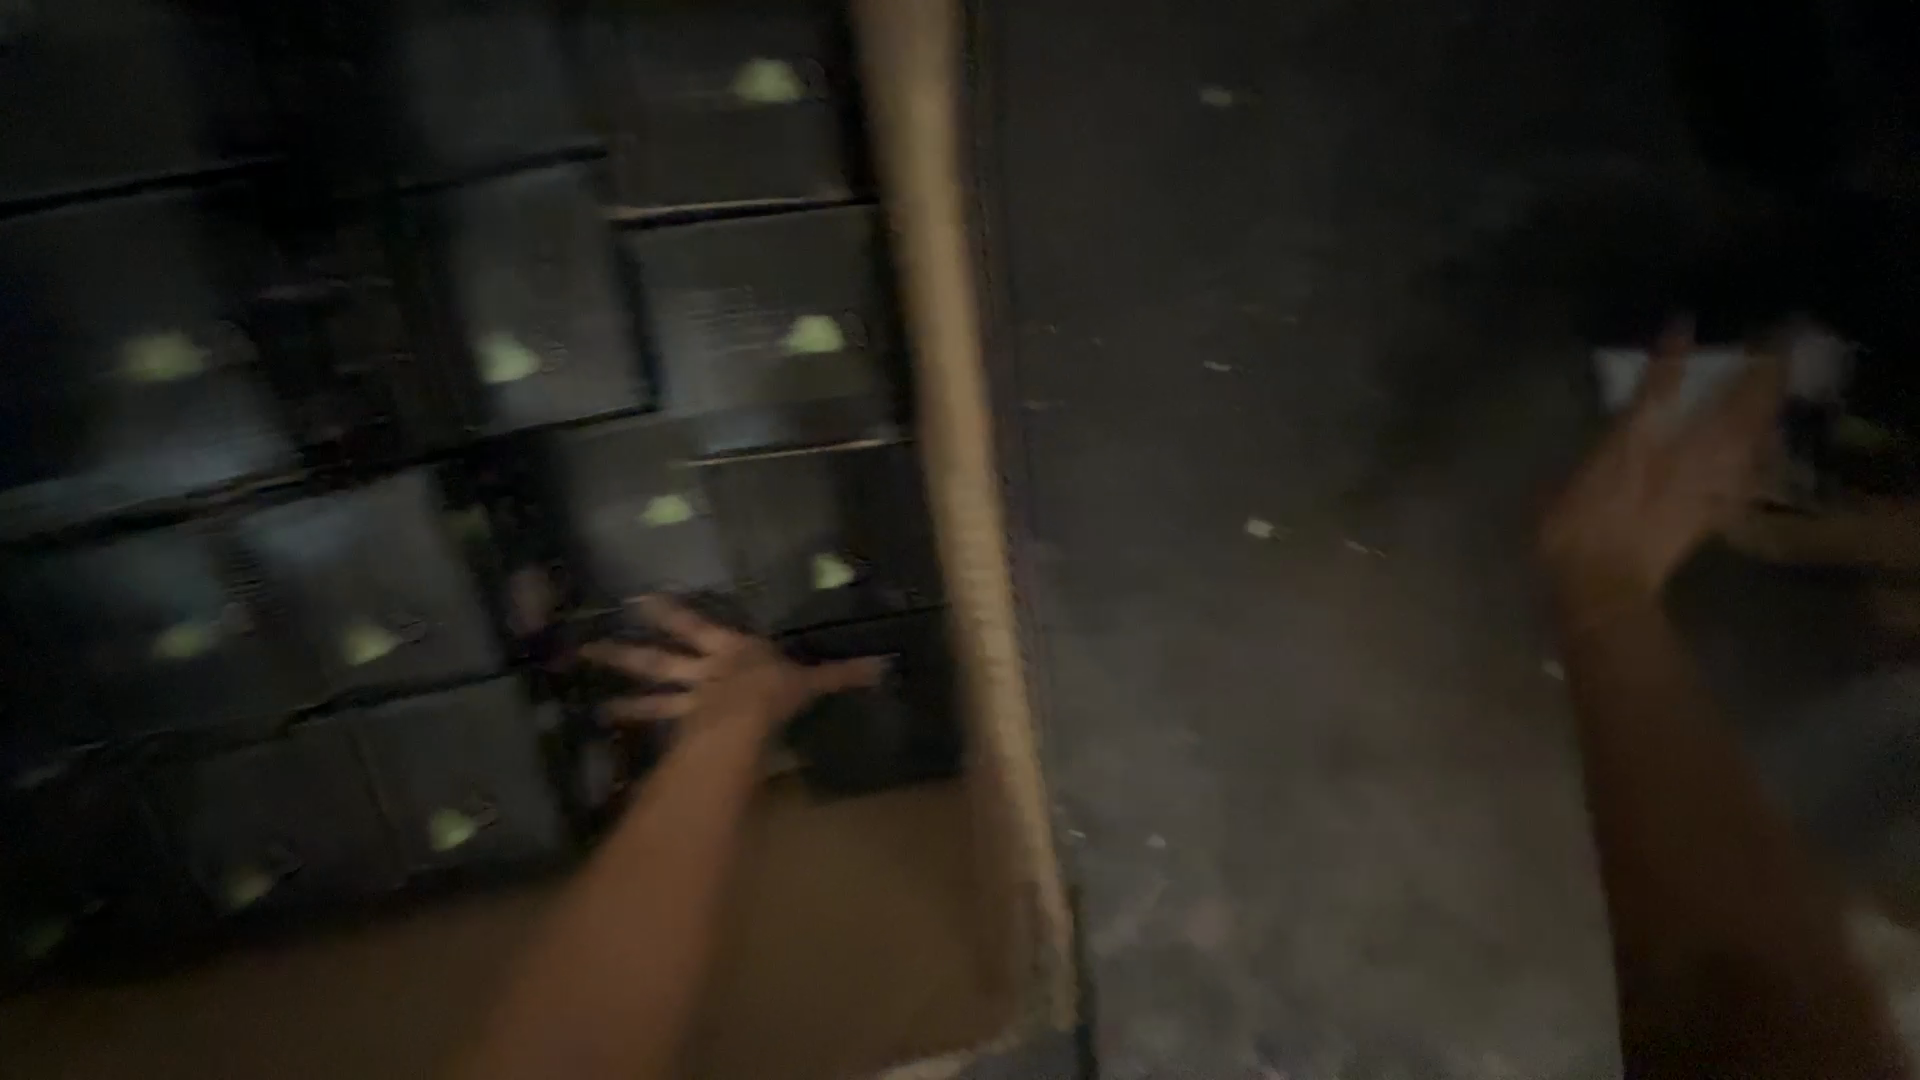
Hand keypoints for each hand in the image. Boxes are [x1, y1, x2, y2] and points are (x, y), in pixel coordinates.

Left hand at [577, 596, 886, 735]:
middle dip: (628, 654)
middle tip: (588, 648)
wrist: (749, 718)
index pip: (695, 627)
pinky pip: (666, 729)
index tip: (640, 599)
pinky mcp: (689, 728)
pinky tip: (624, 738)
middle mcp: (703, 672)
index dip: (670, 614)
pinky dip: (646, 733)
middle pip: (661, 661)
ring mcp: (690, 701)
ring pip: (654, 695)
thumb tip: (882, 665)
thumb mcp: (811, 680)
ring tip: (597, 703)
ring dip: (628, 698)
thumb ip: (841, 674)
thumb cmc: (775, 690)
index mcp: (729, 651)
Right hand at [1541, 320, 1785, 611]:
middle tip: (1777, 339)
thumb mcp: (1550, 498)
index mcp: (1628, 449)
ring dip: (1766, 407)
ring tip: (1776, 383)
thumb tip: (1580, 467)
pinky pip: (1746, 474)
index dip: (1670, 357)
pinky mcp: (1713, 511)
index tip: (1682, 325)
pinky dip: (1757, 455)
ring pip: (1749, 436)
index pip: (1655, 392)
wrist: (1602, 588)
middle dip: (1755, 372)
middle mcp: (1676, 458)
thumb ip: (1572, 474)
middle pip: (1730, 408)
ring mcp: (1703, 484)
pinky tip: (1763, 444)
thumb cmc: (1563, 540)